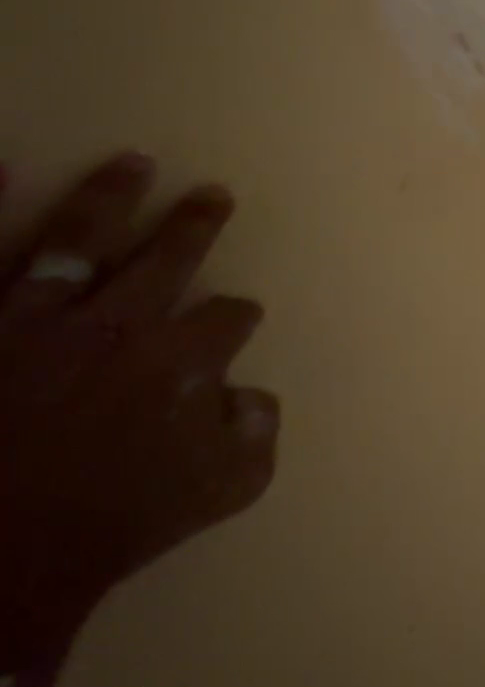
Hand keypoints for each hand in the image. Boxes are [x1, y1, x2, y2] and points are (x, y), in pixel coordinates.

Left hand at [0, 153, 277, 683]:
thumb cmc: (112, 522)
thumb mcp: (228, 486)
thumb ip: (257, 429)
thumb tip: (247, 394)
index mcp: (185, 358)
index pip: (231, 315)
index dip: (236, 316)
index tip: (233, 323)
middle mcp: (118, 324)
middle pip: (170, 256)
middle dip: (196, 223)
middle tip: (212, 194)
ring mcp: (32, 324)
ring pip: (78, 240)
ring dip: (111, 199)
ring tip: (131, 164)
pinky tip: (3, 171)